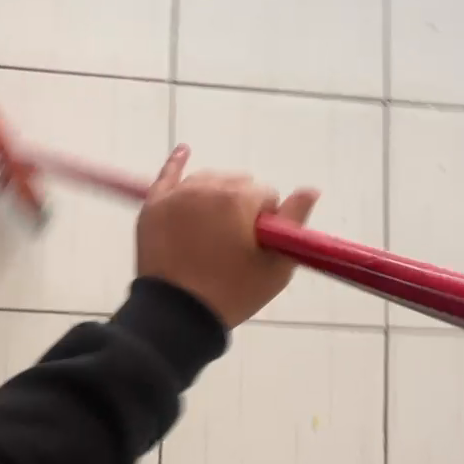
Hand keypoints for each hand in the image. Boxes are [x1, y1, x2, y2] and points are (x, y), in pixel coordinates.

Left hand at [135, 144, 319, 328]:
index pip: (265, 196)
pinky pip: (167, 176)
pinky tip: (184, 151)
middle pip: (235, 184)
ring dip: (216, 195)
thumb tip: (310, 190)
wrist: (177, 313)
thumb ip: (294, 222)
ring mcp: (175, 195)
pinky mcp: (153, 206)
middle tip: (234, 241)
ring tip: (214, 226)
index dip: (265, 220)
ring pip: (206, 181)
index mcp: (238, 199)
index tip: (256, 244)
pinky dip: (177, 163)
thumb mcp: (275, 265)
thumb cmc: (232, 292)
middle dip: (242, 206)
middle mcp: (205, 188)